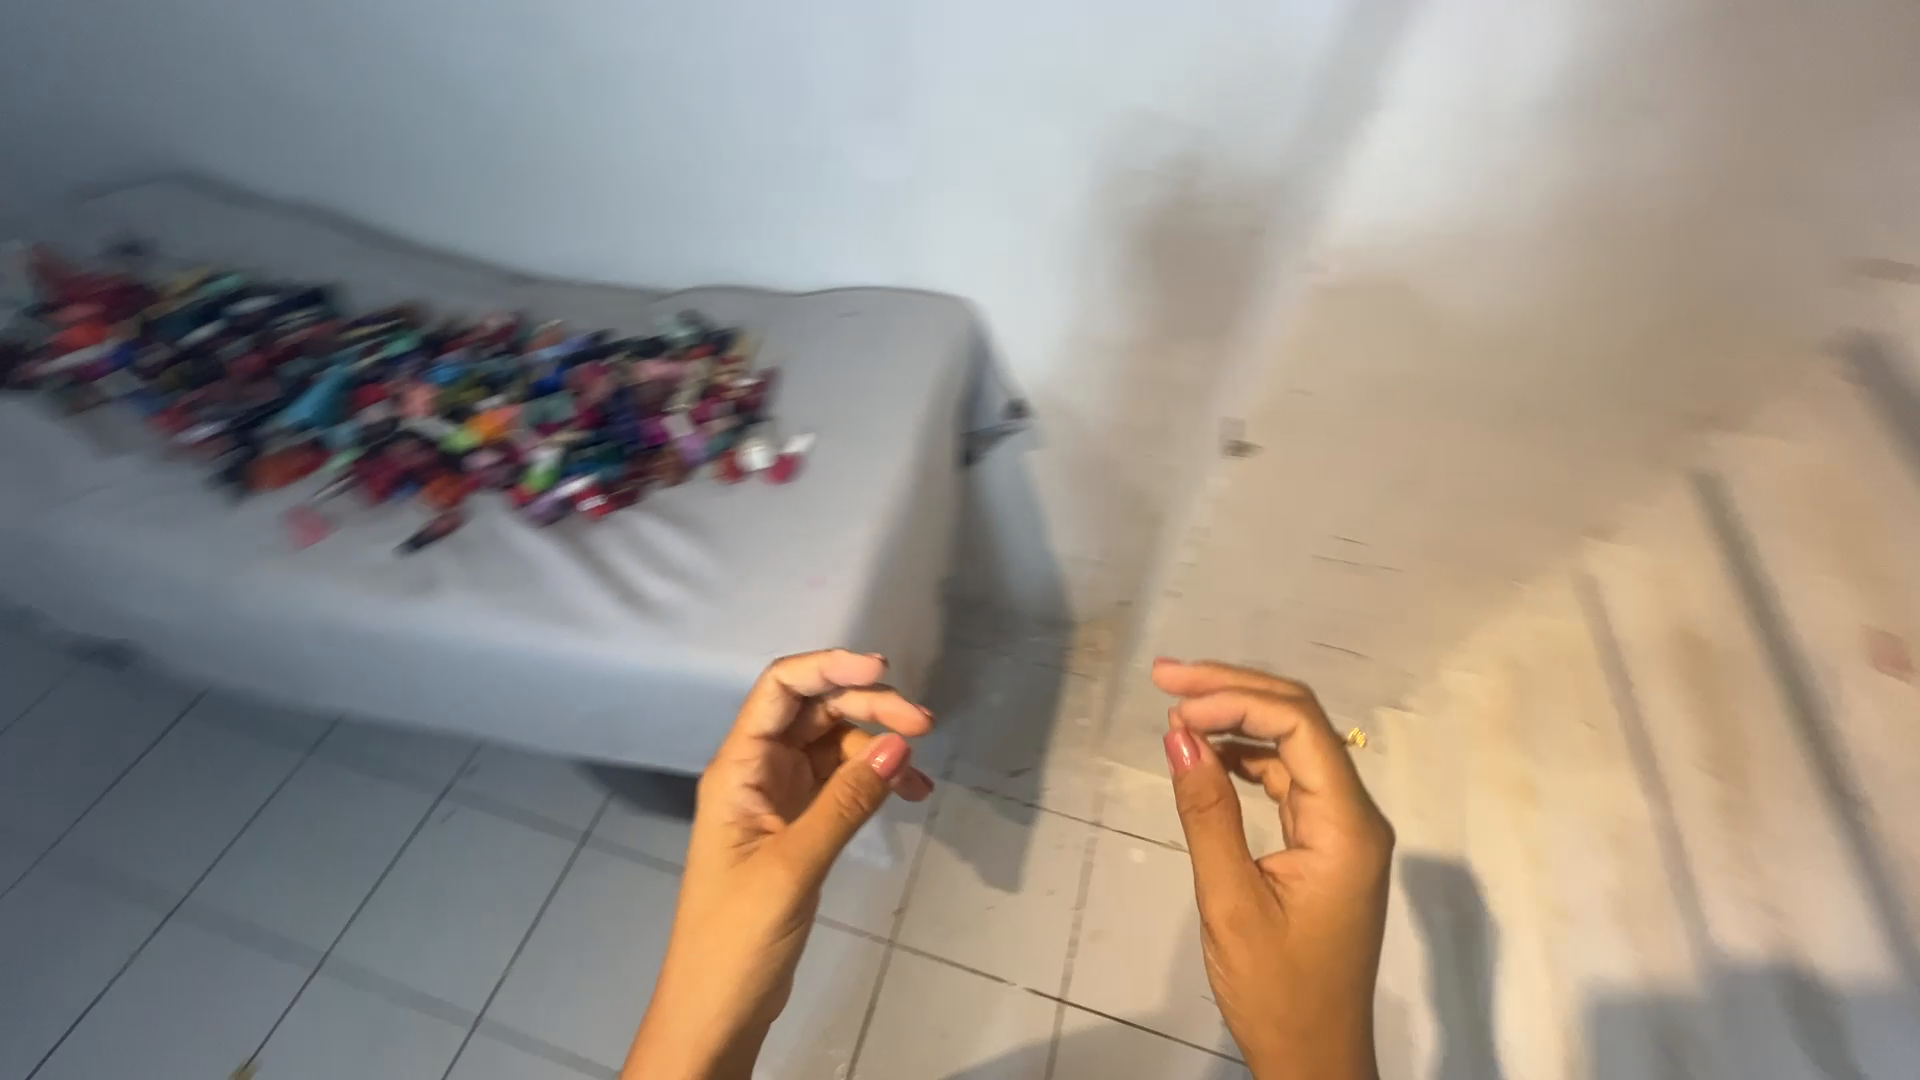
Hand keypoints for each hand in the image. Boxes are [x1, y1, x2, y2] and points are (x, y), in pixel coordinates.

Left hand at [626, 649, 935, 1079]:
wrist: (717, 1012)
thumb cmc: (736, 936)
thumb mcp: (794, 864)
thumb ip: (848, 800)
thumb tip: (900, 745)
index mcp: (739, 765)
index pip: (782, 688)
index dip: (829, 666)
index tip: (882, 669)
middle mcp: (760, 767)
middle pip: (818, 709)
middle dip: (871, 706)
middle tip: (924, 724)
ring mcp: (783, 793)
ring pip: (838, 742)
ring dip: (881, 746)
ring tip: (922, 769)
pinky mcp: (802, 819)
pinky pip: (847, 780)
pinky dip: (879, 780)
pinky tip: (912, 794)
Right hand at [1154, 659, 1393, 1079]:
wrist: (1313, 1058)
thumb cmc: (1274, 990)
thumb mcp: (1229, 900)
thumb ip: (1206, 810)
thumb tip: (1178, 734)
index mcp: (1346, 827)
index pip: (1299, 726)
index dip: (1236, 699)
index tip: (1175, 706)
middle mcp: (1354, 813)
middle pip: (1300, 719)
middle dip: (1232, 688)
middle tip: (1166, 675)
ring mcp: (1340, 824)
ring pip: (1292, 740)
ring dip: (1235, 714)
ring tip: (1176, 704)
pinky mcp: (1322, 837)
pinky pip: (1284, 773)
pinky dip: (1242, 751)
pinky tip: (1205, 750)